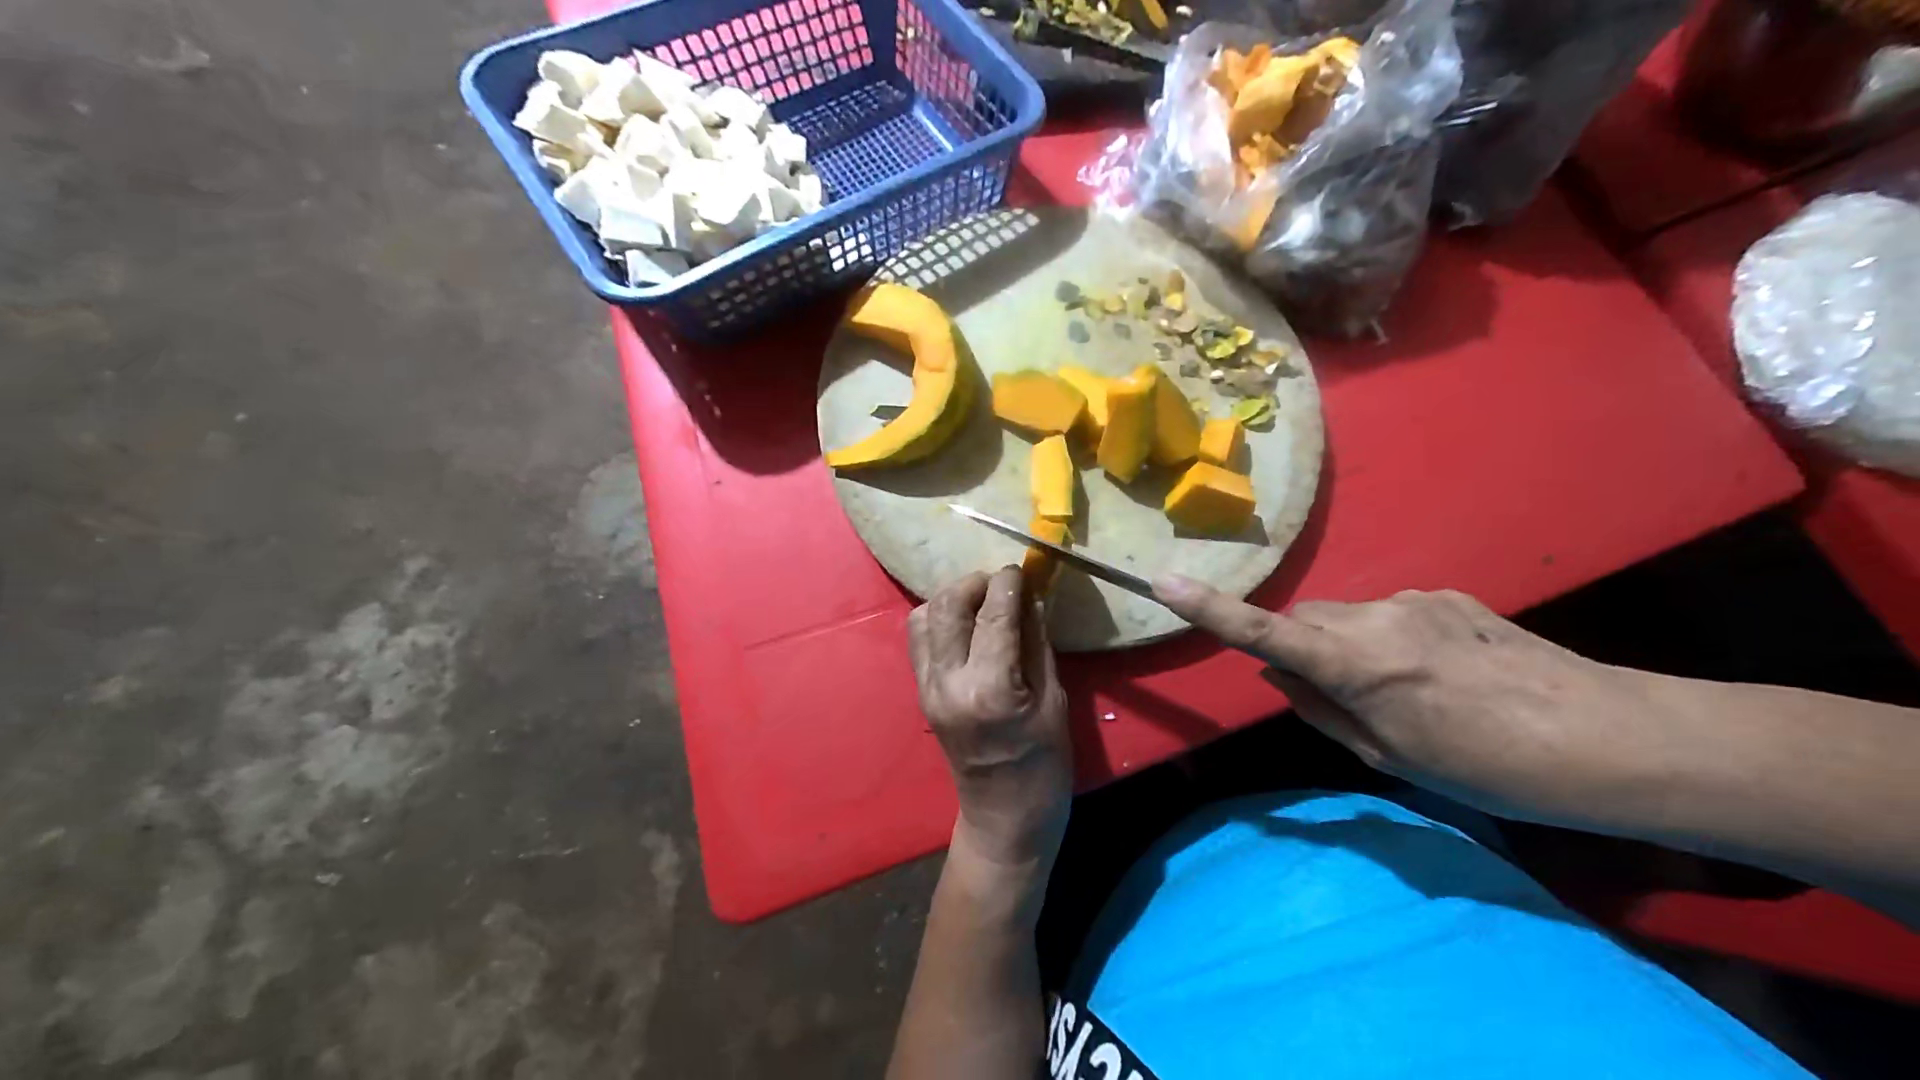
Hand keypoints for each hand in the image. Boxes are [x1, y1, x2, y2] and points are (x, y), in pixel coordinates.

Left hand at [909, 567, 1072, 868]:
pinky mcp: (920, 692)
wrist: (1004, 818)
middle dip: (975, 581)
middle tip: (1001, 583)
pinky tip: (967, 627)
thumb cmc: (1044, 767)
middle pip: (948, 605)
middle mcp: (948, 681)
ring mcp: (927, 687)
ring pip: (924, 616)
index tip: (1022, 568)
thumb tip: (1030, 596)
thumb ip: (1036, 644)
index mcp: (989, 688)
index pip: (994, 614)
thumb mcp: (1054, 702)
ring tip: (983, 604)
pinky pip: (920, 639)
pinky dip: (940, 620)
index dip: (1008, 582)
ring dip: (953, 598)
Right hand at [1153, 576, 1683, 830]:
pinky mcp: (1448, 595)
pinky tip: (1439, 673)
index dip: (1210, 609)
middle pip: (1305, 620)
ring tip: (1405, 692)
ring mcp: (1415, 599)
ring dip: (1347, 646)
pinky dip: (1387, 638)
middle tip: (1339, 698)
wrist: (1614, 738)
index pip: (1263, 633)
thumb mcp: (1390, 757)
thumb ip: (1320, 708)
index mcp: (1357, 664)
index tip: (1162, 582)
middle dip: (1302, 648)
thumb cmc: (1491, 768)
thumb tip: (1278, 674)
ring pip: (1345, 617)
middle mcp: (1376, 617)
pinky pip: (1389, 613)